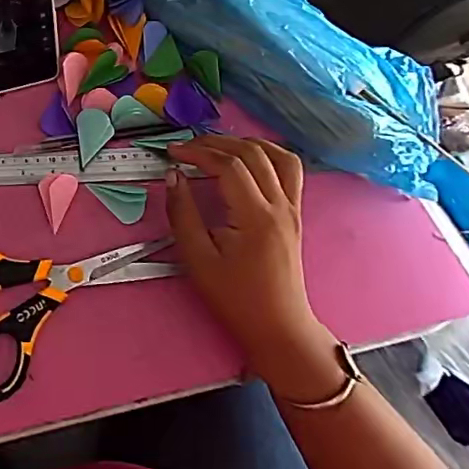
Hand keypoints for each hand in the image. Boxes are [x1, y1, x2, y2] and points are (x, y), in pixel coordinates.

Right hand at [165, 136, 339, 399]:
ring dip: (244, 142)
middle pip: (251, 153)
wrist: (277, 326)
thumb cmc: (235, 298)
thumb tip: (174, 177)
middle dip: (216, 142)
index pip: (228, 166)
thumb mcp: (198, 260)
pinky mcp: (295, 212)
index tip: (173, 153)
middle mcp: (279, 205)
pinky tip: (248, 157)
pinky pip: (289, 169)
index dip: (198, 152)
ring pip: (276, 155)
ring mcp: (292, 207)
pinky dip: (268, 154)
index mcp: (255, 217)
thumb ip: (183, 214)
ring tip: (217, 145)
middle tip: (188, 147)